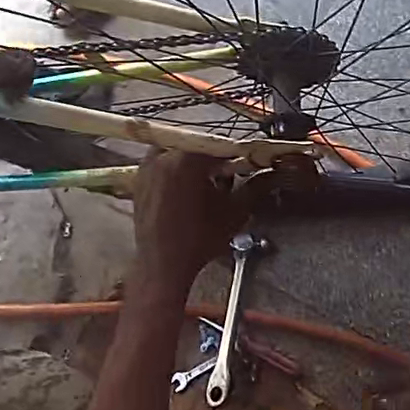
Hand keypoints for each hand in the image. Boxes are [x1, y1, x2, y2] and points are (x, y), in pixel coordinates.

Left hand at [129, 150, 246, 288]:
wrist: (163, 265)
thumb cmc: (200, 239)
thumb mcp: (235, 212)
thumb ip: (255, 187)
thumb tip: (270, 174)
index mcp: (188, 159)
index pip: (219, 144)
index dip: (236, 152)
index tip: (246, 160)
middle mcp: (164, 156)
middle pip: (196, 144)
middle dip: (214, 155)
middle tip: (229, 170)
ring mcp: (148, 167)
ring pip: (177, 151)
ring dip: (193, 159)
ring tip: (207, 178)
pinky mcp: (139, 180)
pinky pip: (162, 163)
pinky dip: (176, 168)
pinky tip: (187, 187)